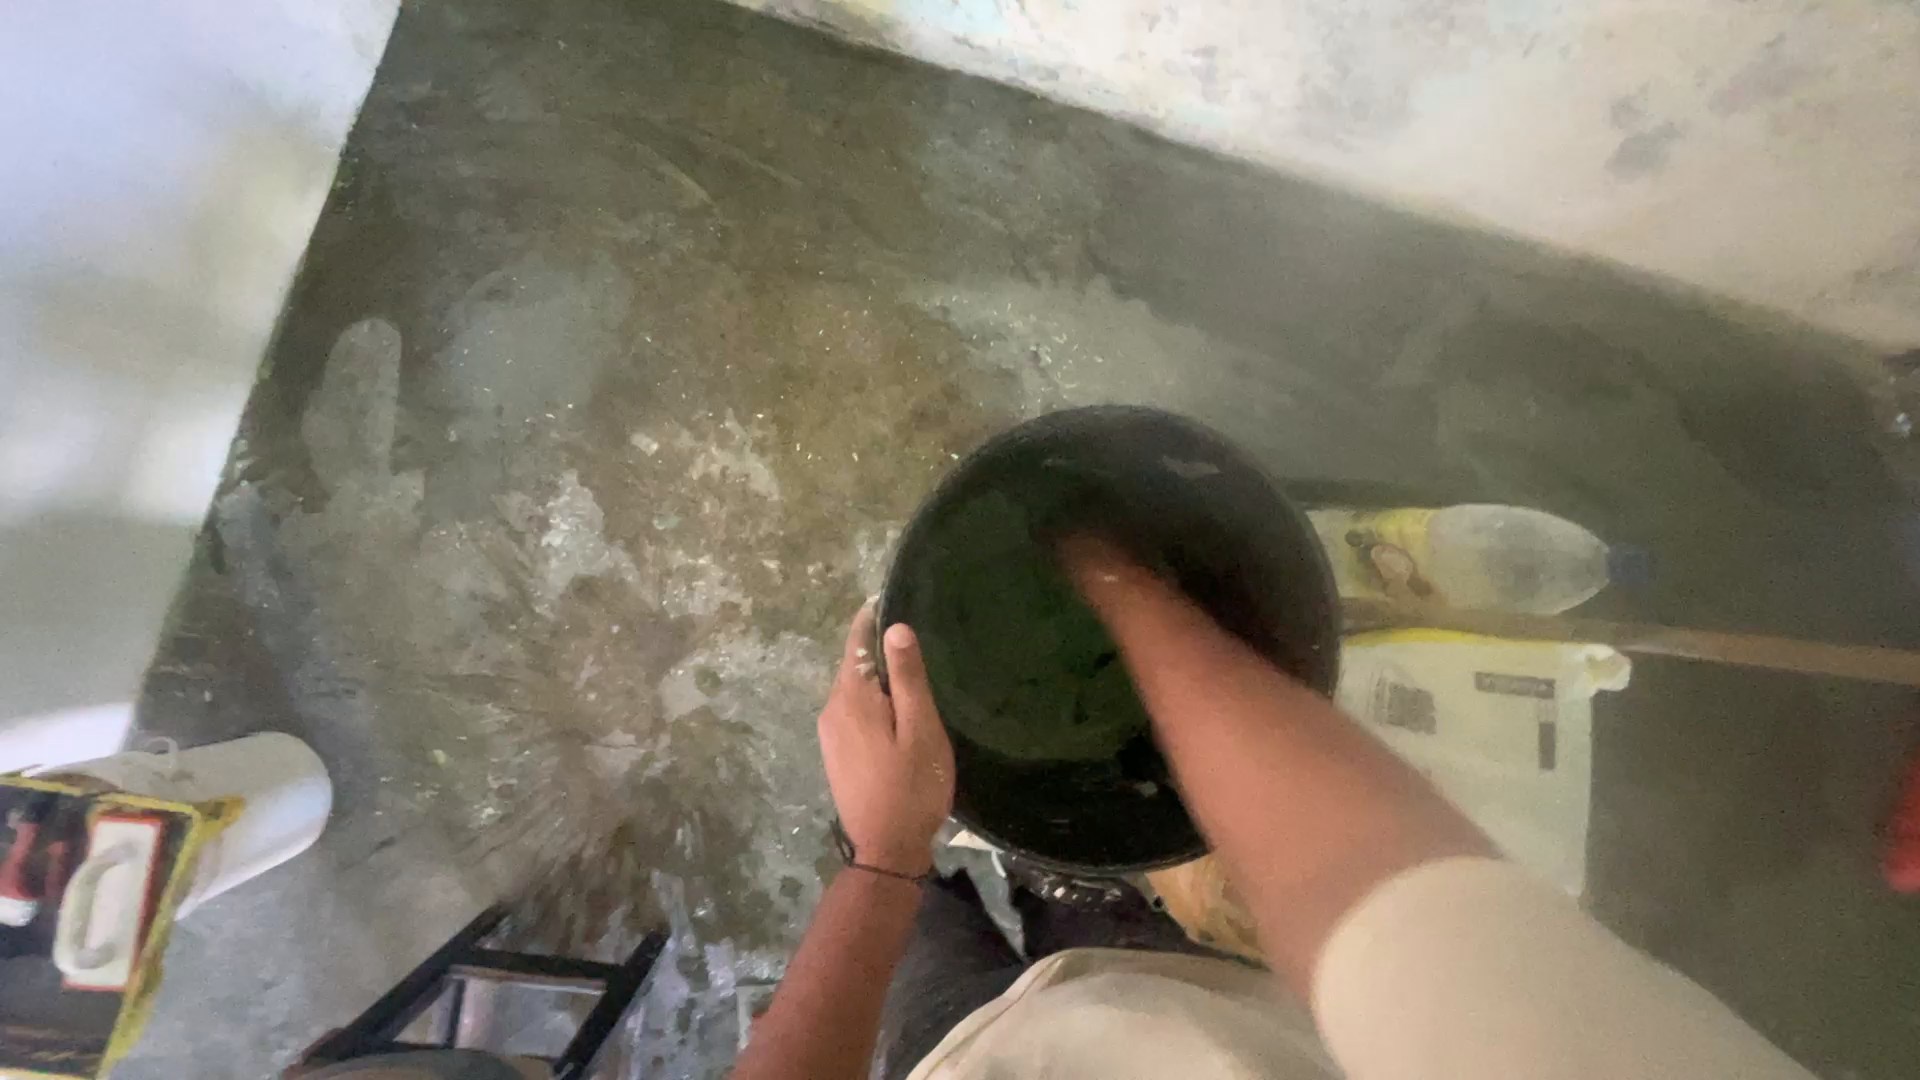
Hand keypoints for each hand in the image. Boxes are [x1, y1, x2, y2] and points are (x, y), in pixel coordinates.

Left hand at [817, 600, 954, 876]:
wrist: (886, 849)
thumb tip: (895, 627)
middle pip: (855, 666)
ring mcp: (830, 733)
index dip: (871, 619)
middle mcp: (832, 709)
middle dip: (879, 650)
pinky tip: (896, 712)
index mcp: (852, 698)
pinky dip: (872, 700)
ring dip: (877, 678)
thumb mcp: (920, 728)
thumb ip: (908, 678)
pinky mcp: (835, 752)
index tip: (887, 599)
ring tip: (911, 674)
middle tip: (914, 639)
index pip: (857, 643)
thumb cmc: (912, 786)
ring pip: (854, 690)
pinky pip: (852, 711)